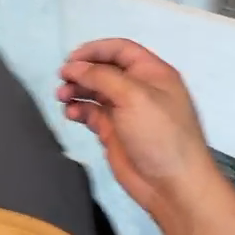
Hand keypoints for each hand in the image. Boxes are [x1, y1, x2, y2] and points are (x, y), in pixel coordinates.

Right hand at [56, 39, 223, 222]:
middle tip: (62, 79)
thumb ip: (101, 77)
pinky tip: (71, 114)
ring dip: (76, 90)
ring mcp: (125, 111)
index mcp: (152, 74)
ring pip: (94, 91)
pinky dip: (78, 110)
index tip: (71, 59)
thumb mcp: (133, 96)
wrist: (172, 185)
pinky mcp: (113, 131)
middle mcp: (139, 89)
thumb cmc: (160, 134)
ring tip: (62, 97)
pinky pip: (90, 113)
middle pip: (104, 69)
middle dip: (82, 72)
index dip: (95, 50)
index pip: (121, 50)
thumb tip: (72, 67)